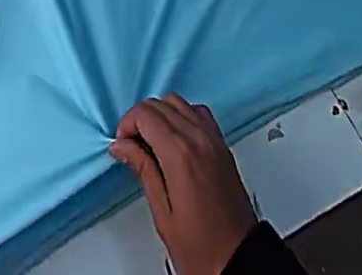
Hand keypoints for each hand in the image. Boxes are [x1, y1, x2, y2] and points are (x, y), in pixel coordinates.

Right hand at [110, 94, 256, 274]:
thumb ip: (143, 169)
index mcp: (180, 154)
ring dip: (160, 114)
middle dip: (140, 119)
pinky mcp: (222, 143)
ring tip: (151, 142)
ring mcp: (213, 138)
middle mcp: (199, 138)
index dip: (127, 124)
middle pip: (160, 103)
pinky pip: (198, 111)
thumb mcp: (163, 212)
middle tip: (132, 145)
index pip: (145, 113)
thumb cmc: (202, 247)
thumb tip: (122, 145)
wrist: (239, 259)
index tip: (122, 144)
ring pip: (178, 102)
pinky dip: (182, 114)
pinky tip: (175, 137)